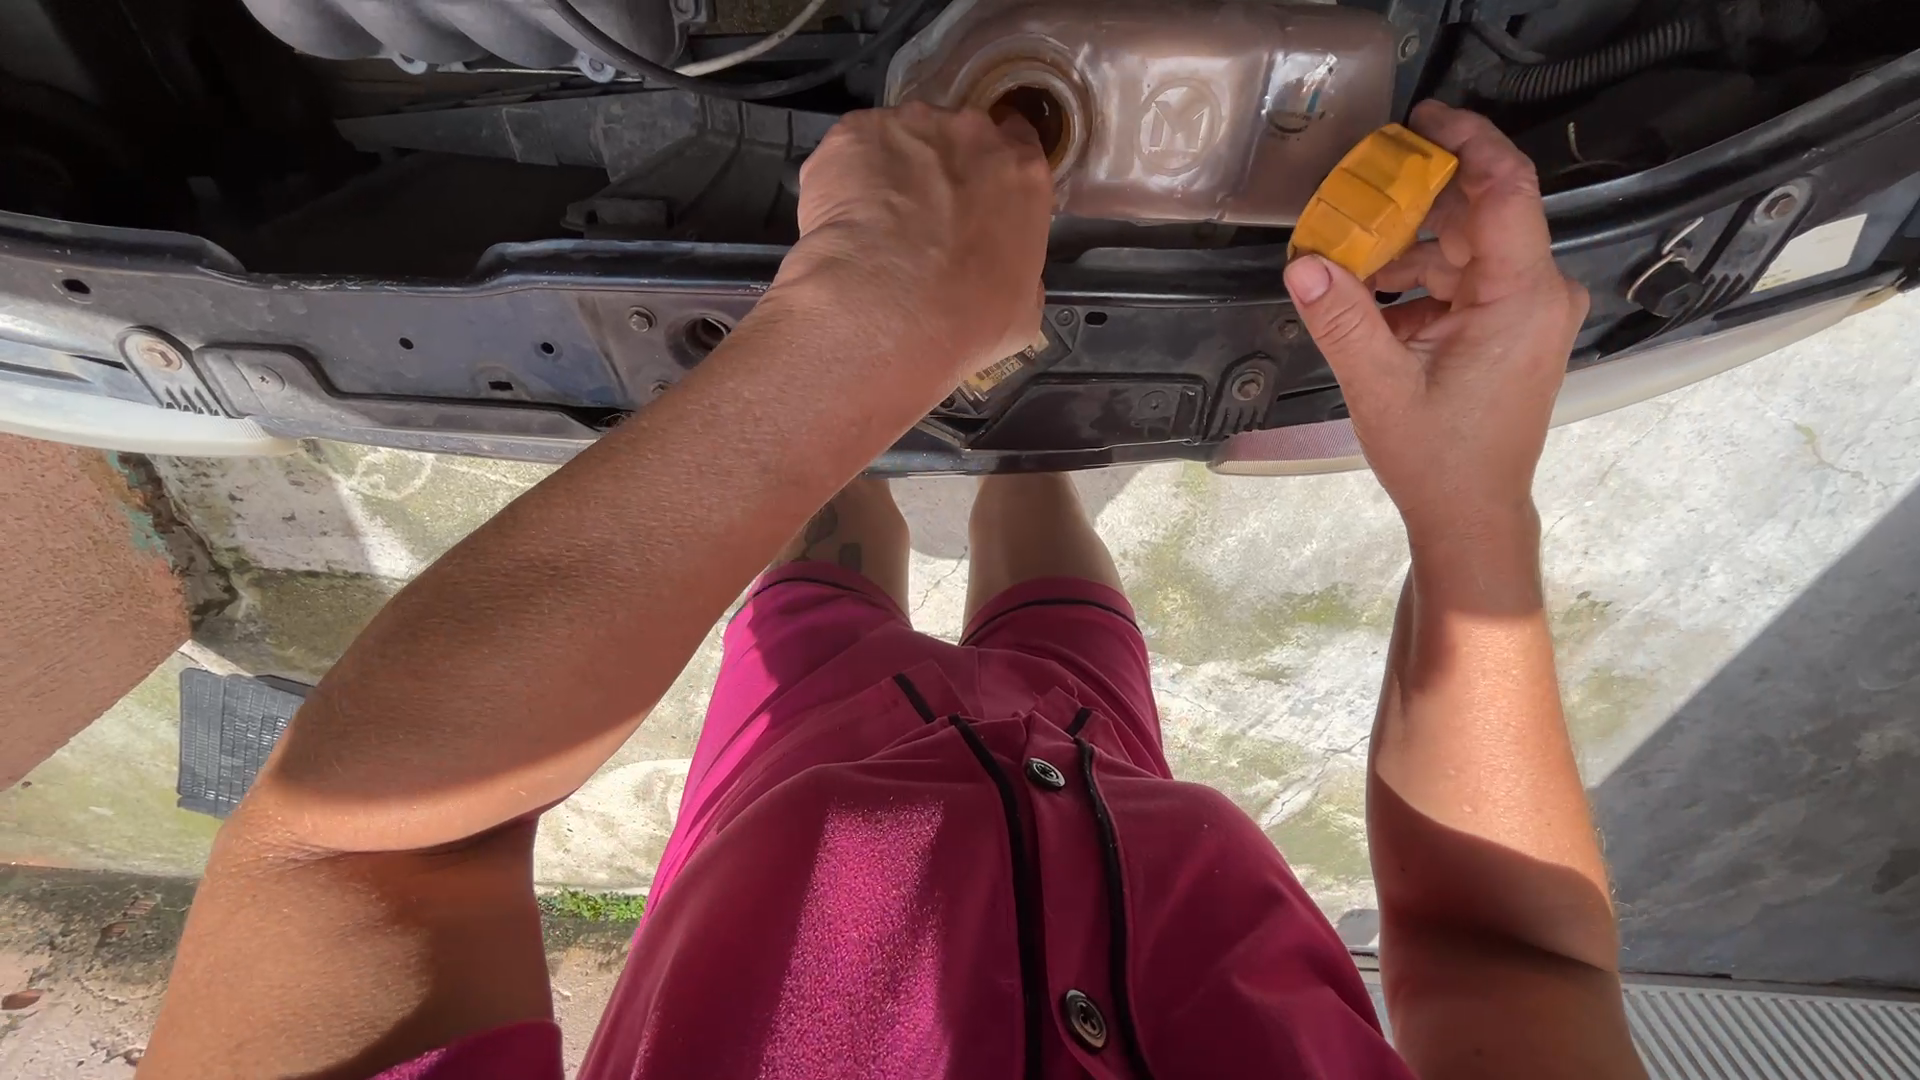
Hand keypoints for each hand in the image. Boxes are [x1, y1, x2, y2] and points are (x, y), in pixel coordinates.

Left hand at [773, 102, 1053, 383]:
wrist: (888, 313)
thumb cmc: (967, 321)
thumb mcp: (1023, 312)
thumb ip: (1020, 270)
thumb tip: (1002, 269)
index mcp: (1022, 173)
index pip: (1017, 144)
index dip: (993, 172)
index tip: (977, 198)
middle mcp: (971, 133)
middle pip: (958, 138)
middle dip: (942, 171)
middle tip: (924, 223)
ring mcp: (909, 126)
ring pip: (902, 141)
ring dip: (893, 173)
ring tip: (876, 229)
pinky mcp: (854, 133)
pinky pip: (851, 151)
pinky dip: (846, 180)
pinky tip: (843, 225)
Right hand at [1284, 101, 1588, 550]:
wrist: (1470, 513)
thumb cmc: (1436, 457)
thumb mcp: (1377, 386)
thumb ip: (1342, 320)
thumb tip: (1301, 263)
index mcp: (1520, 299)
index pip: (1505, 193)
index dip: (1466, 144)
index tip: (1421, 120)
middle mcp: (1538, 296)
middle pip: (1480, 220)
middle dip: (1416, 208)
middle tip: (1358, 198)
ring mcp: (1526, 315)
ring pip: (1467, 256)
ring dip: (1408, 256)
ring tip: (1351, 270)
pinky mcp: (1510, 334)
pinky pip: (1464, 287)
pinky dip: (1419, 289)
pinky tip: (1375, 310)